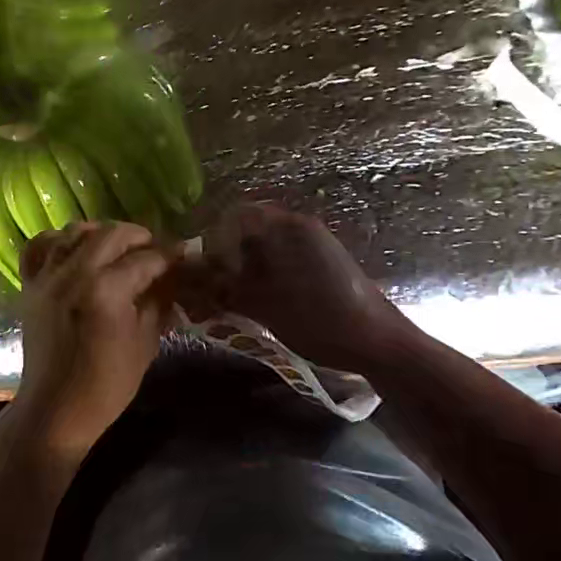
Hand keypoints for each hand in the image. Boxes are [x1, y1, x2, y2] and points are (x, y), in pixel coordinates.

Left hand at [1, 222, 177, 462]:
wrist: (56, 410)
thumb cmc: (107, 384)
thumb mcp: (146, 342)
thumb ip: (158, 301)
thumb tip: (172, 275)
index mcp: (107, 290)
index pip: (147, 258)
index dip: (170, 255)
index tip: (185, 254)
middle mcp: (74, 273)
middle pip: (113, 233)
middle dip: (140, 237)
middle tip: (155, 252)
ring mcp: (47, 277)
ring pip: (77, 231)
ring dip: (103, 234)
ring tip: (118, 250)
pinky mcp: (30, 286)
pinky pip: (40, 246)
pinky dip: (59, 241)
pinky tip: (75, 250)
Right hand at [182, 202, 417, 374]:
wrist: (377, 343)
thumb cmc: (319, 318)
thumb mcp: (263, 304)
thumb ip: (221, 288)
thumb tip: (183, 277)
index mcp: (289, 227)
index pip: (236, 217)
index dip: (212, 242)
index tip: (197, 271)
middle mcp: (301, 231)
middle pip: (248, 237)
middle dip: (223, 264)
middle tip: (205, 295)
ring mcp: (313, 251)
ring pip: (264, 257)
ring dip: (240, 279)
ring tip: (223, 307)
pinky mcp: (321, 272)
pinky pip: (281, 270)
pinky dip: (262, 286)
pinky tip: (252, 311)